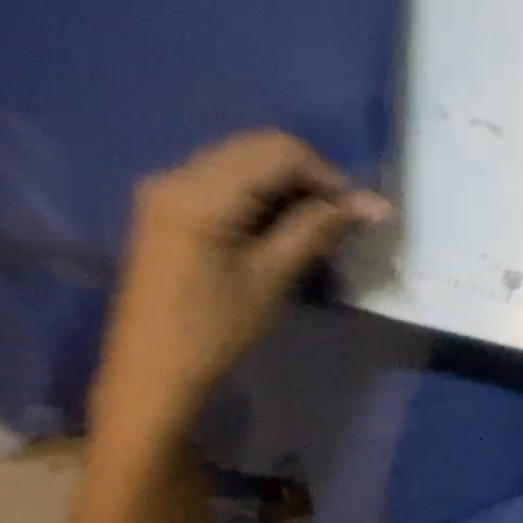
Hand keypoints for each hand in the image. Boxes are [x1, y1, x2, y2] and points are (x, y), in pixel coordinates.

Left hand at [92, 130, 388, 440]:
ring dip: (287, 185)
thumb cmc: (213, 331)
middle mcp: (178, 177)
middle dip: (309, 177)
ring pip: (245, 160)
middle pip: (260, 148)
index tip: (358, 212)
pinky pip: (226, 179)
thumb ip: (318, 228)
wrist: (150, 374)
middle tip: (340, 219)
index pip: (279, 152)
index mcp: (200, 194)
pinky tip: (281, 227)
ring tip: (316, 226)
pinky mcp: (168, 207)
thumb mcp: (272, 277)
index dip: (327, 175)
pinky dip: (262, 194)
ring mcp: (168, 189)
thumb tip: (372, 203)